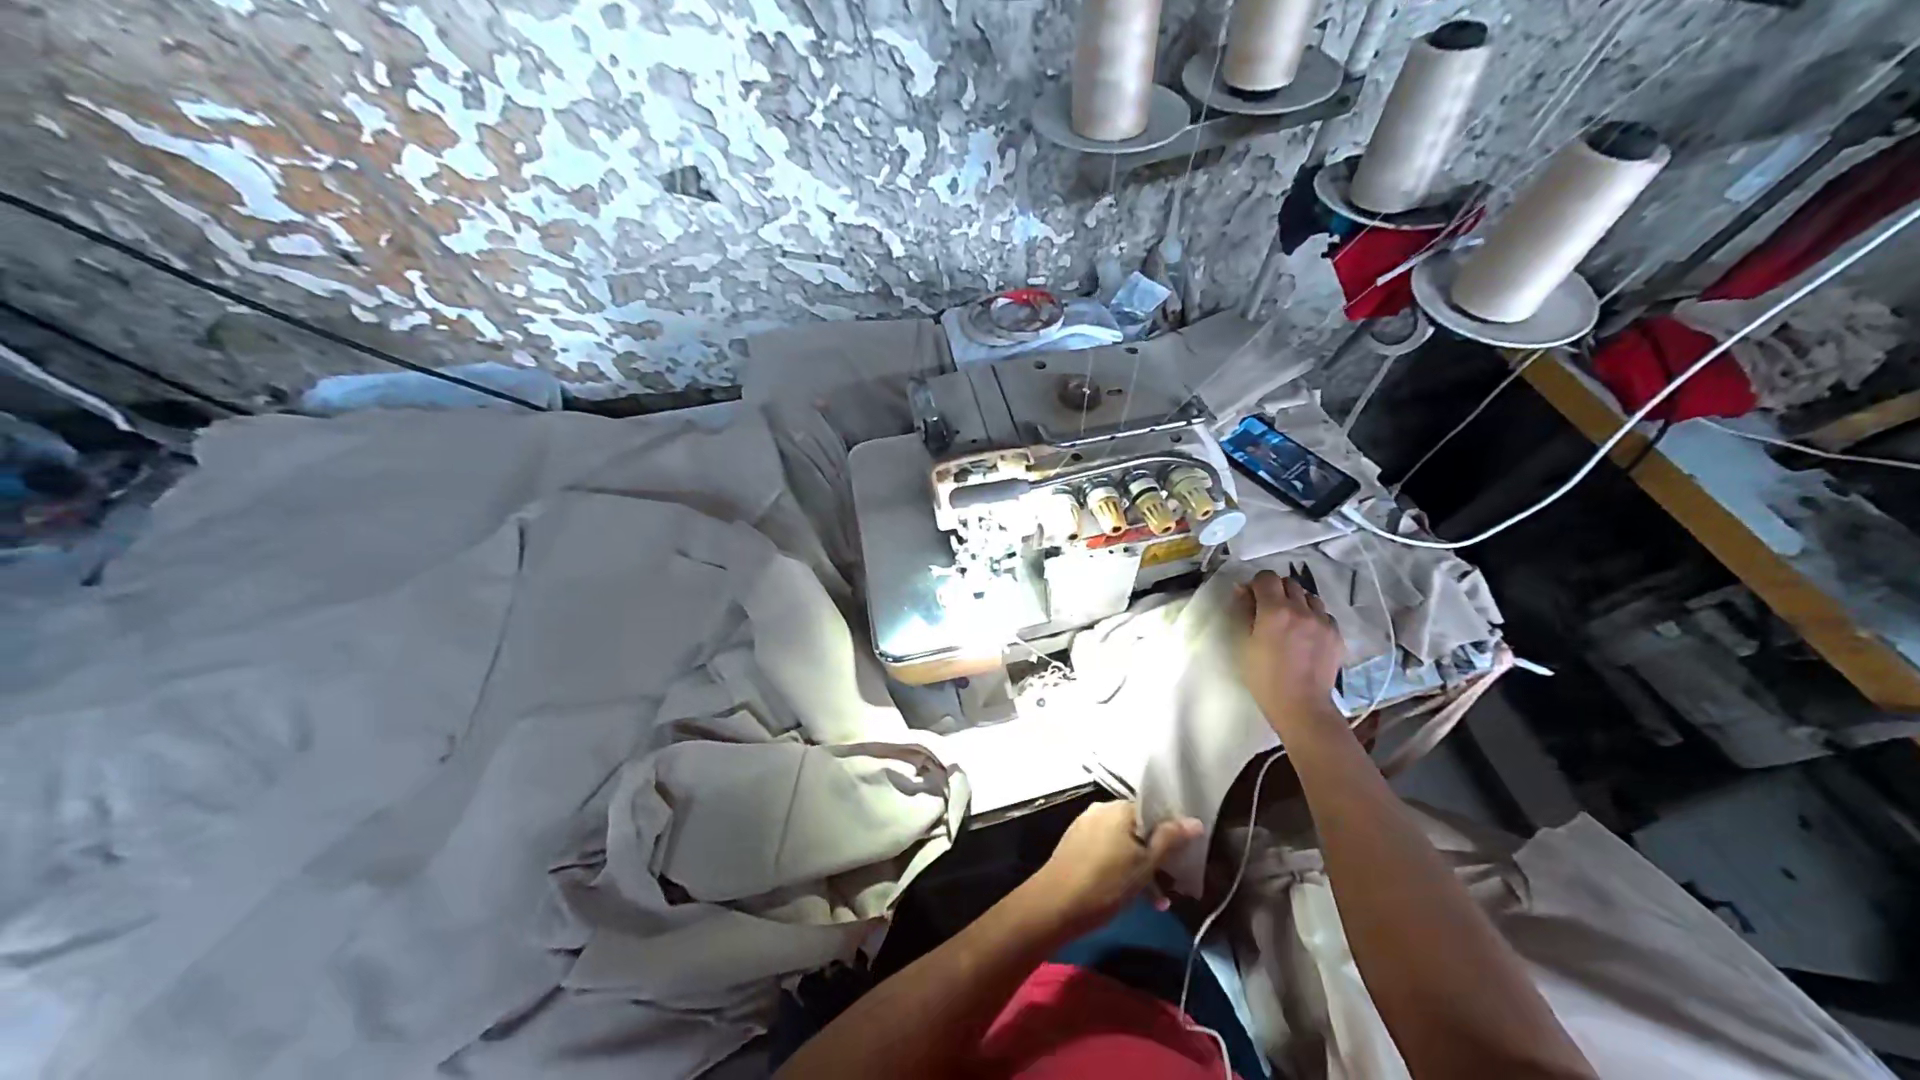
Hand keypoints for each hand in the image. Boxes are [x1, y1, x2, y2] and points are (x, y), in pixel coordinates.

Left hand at [1025, 801, 1202, 934]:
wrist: (1055, 904)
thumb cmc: (1107, 883)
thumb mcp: (1145, 865)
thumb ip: (1170, 840)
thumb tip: (1194, 821)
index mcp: (1119, 808)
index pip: (1155, 810)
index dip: (1174, 832)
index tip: (1185, 857)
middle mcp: (1101, 810)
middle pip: (1139, 827)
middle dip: (1158, 855)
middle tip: (1173, 884)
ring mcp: (1086, 825)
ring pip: (1124, 842)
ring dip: (1142, 867)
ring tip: (1157, 899)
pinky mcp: (1076, 843)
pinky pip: (1108, 849)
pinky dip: (1122, 866)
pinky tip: (1132, 894)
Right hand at [1240, 569, 1346, 736]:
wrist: (1300, 704)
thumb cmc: (1264, 677)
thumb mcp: (1245, 643)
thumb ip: (1244, 612)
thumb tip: (1243, 590)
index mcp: (1275, 611)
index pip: (1266, 577)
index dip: (1257, 584)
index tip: (1252, 597)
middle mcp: (1302, 610)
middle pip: (1289, 583)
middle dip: (1277, 591)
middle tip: (1269, 610)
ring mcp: (1323, 621)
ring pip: (1309, 596)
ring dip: (1297, 601)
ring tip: (1291, 620)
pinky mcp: (1337, 634)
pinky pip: (1324, 614)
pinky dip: (1313, 617)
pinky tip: (1306, 634)